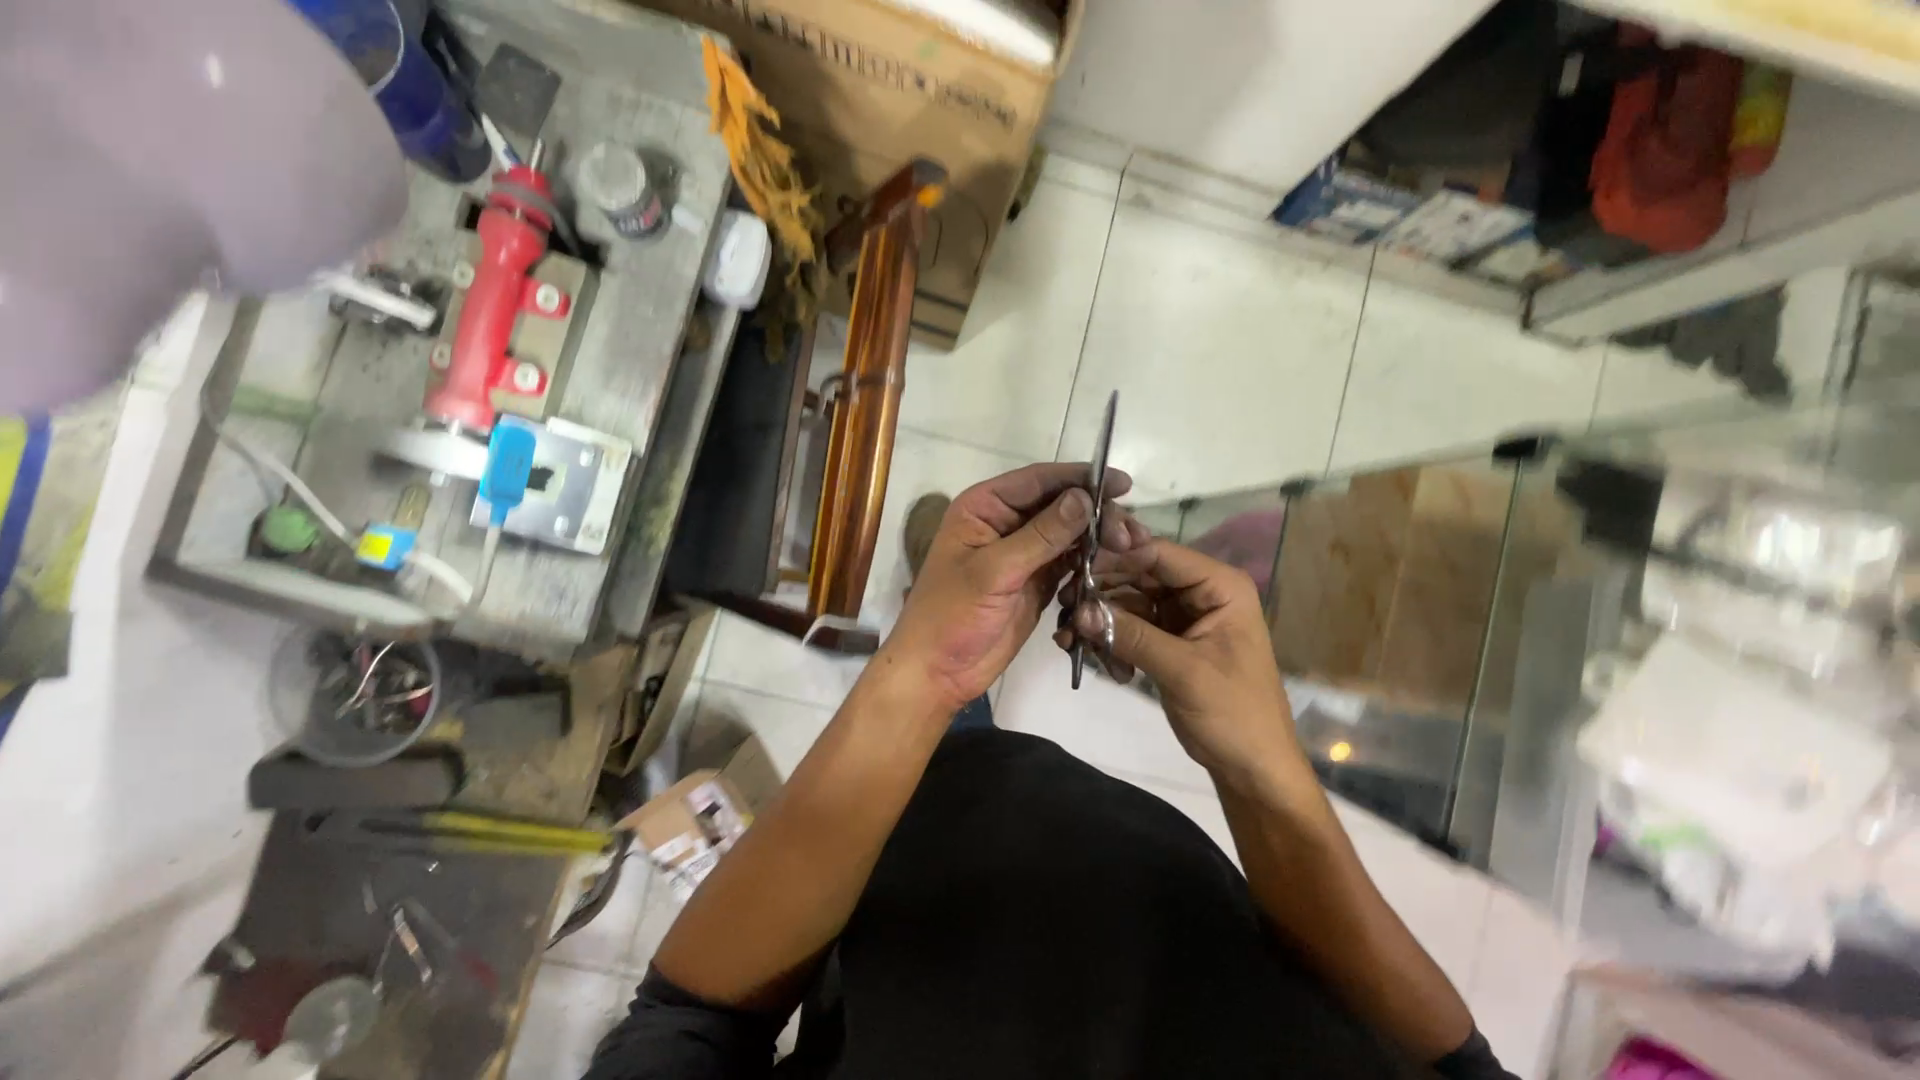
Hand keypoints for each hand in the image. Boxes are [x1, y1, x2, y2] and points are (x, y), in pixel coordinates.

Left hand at [880, 462, 1147, 711]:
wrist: (936, 671)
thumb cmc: (951, 614)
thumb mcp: (994, 572)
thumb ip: (1040, 536)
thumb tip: (1084, 498)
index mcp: (984, 508)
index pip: (1038, 481)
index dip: (1080, 478)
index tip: (1122, 483)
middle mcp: (1005, 523)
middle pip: (1060, 505)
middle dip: (1097, 513)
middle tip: (1131, 534)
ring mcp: (1023, 554)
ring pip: (1070, 534)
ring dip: (1100, 538)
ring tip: (1133, 548)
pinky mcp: (1036, 582)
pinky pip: (1070, 563)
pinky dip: (1092, 563)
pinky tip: (1117, 566)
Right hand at [1059, 540, 1308, 792]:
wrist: (1252, 767)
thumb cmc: (1233, 712)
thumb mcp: (1182, 670)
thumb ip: (1131, 636)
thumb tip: (1079, 611)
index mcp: (1219, 585)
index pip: (1158, 553)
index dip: (1115, 556)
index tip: (1073, 569)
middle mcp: (1200, 592)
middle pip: (1138, 575)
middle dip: (1101, 592)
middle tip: (1064, 608)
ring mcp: (1183, 617)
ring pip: (1128, 602)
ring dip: (1101, 621)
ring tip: (1073, 642)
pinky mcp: (1168, 641)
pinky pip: (1130, 628)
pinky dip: (1113, 642)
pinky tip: (1107, 668)